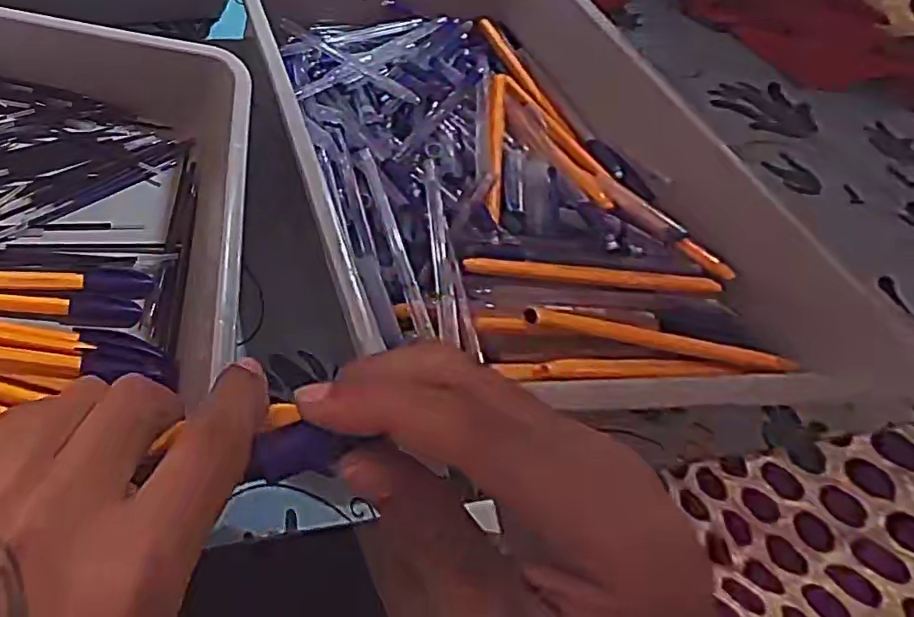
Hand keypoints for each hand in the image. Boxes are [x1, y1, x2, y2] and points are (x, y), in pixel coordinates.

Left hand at [0, 361, 267, 616]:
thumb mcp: (142, 609)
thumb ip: (174, 532)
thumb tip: (192, 464)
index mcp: (128, 564)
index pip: (205, 450)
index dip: (235, 406)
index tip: (245, 381)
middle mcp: (66, 505)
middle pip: (139, 398)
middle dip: (161, 412)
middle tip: (158, 442)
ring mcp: (7, 476)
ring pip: (86, 391)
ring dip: (104, 416)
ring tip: (94, 456)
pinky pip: (34, 407)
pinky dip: (53, 426)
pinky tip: (44, 467)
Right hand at [295, 344, 707, 616]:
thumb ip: (430, 538)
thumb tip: (353, 460)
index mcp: (604, 516)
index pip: (472, 426)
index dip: (381, 403)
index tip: (309, 404)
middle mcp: (599, 457)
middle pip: (468, 379)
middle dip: (379, 379)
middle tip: (317, 410)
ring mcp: (584, 441)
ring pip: (468, 376)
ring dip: (395, 384)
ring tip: (343, 416)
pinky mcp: (563, 441)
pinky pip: (479, 399)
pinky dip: (422, 400)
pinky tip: (390, 424)